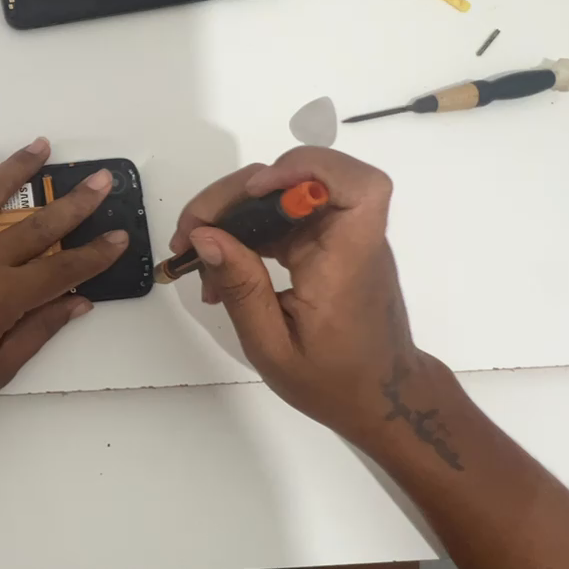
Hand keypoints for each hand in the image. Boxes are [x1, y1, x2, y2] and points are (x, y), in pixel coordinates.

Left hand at [0, 138, 128, 474]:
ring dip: (15, 168)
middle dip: (75, 203)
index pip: (64, 269)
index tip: (119, 236)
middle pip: (35, 225)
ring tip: (40, 147)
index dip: (96, 254)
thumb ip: (39, 328)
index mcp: (1, 298)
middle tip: (100, 179)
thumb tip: (80, 301)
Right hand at [171, 147, 451, 437]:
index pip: (356, 185)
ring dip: (230, 213)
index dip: (307, 169)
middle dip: (234, 196)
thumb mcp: (273, 345)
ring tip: (195, 251)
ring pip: (279, 196)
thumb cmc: (333, 381)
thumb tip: (205, 236)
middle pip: (296, 181)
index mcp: (348, 260)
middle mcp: (348, 238)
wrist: (378, 398)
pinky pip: (278, 221)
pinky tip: (218, 266)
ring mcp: (335, 239)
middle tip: (191, 234)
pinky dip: (242, 233)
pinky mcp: (322, 246)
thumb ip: (241, 288)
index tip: (257, 192)